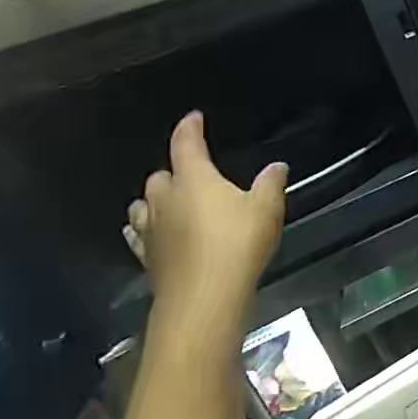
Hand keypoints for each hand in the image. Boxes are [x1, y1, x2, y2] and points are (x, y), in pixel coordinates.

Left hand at [123, 112, 287, 342]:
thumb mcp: (266, 209)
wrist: (203, 299)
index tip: (193, 118)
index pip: (185, 143)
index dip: (189, 128)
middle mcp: (165, 199)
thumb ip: (270, 184)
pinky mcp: (147, 258)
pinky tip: (151, 235)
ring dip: (155, 201)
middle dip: (173, 171)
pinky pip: (140, 236)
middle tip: (192, 175)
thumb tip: (277, 166)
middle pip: (160, 176)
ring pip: (143, 205)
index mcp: (193, 178)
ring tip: (169, 203)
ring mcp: (151, 230)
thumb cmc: (237, 245)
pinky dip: (146, 231)